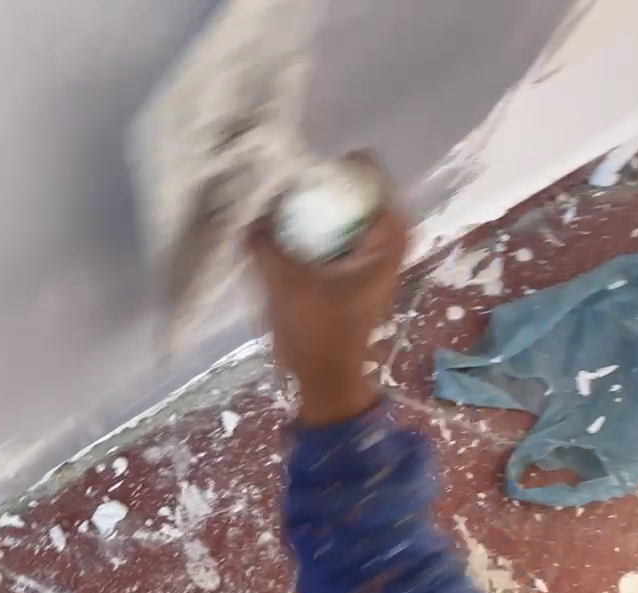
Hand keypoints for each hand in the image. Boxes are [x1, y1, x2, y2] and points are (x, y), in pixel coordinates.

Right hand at [245, 152, 410, 425]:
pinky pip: (330, 232)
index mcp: (389, 232)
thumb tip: (248, 211)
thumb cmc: (316, 333)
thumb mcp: (285, 282)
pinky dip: (307, 232)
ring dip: (306, 212)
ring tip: (272, 214)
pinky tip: (279, 237)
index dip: (322, 172)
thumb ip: (264, 241)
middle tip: (275, 197)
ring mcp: (372, 252)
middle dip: (311, 190)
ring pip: (337, 211)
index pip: (361, 170)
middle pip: (347, 188)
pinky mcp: (354, 267)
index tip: (289, 183)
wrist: (325, 379)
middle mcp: (389, 235)